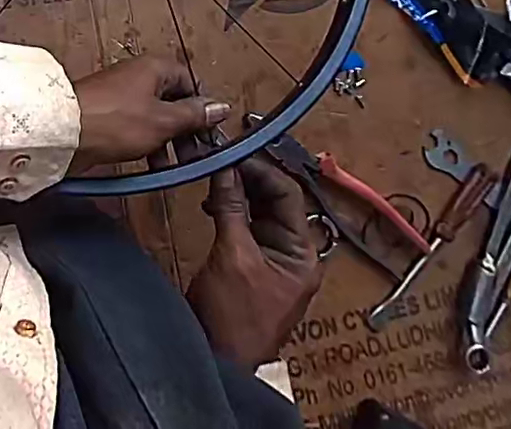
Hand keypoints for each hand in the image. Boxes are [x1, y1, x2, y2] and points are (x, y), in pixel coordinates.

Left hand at [68, 56, 228, 173]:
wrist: (67, 133)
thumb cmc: (113, 120)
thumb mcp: (164, 121)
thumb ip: (193, 115)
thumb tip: (219, 107)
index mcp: (154, 68)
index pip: (190, 82)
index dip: (202, 107)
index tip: (211, 132)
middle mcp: (138, 77)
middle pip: (174, 100)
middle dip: (187, 129)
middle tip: (196, 155)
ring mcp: (122, 95)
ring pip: (157, 117)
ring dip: (169, 142)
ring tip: (175, 167)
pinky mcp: (109, 114)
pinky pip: (138, 127)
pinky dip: (149, 144)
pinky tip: (152, 164)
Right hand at [185, 155, 322, 367]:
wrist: (219, 357)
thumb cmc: (235, 315)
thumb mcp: (233, 255)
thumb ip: (229, 206)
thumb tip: (222, 164)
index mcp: (301, 252)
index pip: (287, 194)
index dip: (260, 169)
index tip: (230, 151)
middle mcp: (291, 248)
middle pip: (273, 197)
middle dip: (246, 174)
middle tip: (216, 155)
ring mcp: (270, 253)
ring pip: (256, 205)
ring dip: (234, 187)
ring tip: (210, 172)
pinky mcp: (248, 256)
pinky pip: (242, 218)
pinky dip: (226, 203)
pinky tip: (209, 198)